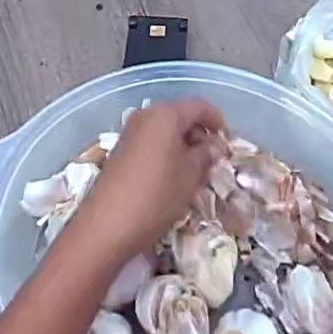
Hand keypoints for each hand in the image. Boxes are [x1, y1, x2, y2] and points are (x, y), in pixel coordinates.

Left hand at [71, 100, 226, 258]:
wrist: (105, 227)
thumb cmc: (155, 196)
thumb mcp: (190, 176)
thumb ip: (207, 155)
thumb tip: (215, 146)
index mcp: (166, 114)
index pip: (200, 106)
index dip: (218, 121)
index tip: (228, 141)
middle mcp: (146, 115)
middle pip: (181, 115)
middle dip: (200, 133)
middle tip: (213, 159)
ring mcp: (130, 131)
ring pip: (165, 129)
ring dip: (183, 143)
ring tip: (194, 170)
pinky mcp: (120, 149)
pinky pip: (150, 140)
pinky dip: (165, 151)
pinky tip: (171, 176)